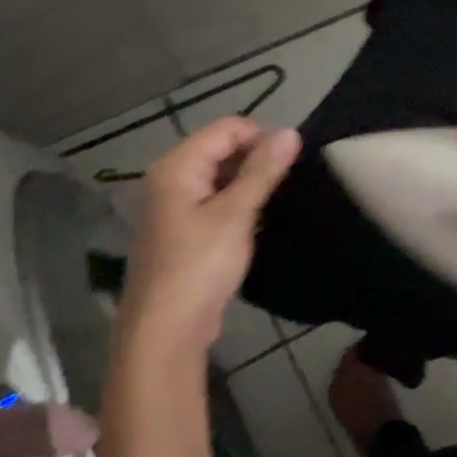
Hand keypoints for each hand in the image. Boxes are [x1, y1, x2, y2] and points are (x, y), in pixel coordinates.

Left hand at [118, 118, 300, 361]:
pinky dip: (237, 205)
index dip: (262, 138)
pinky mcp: (184, 232)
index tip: (291, 165)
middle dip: (256, 160)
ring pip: (220, 178)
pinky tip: (256, 224)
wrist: (166, 329)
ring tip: (276, 204)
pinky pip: (215, 202)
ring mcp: (175, 207)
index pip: (227, 128)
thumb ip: (263, 171)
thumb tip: (291, 132)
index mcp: (177, 166)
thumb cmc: (199, 266)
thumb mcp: (236, 215)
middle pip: (221, 149)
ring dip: (249, 184)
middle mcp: (171, 179)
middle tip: (287, 187)